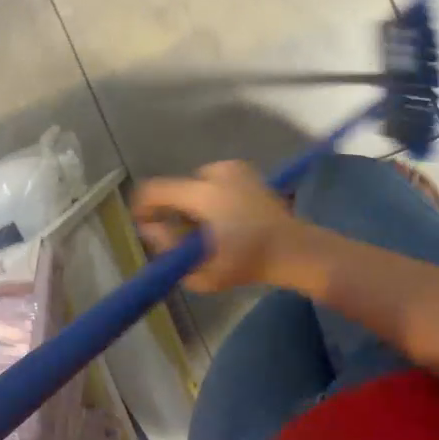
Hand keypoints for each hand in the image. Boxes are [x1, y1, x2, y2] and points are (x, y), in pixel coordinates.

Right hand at [131, 160, 308, 293]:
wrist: (295, 250)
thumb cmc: (248, 263)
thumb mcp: (202, 270)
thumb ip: (169, 249)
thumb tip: (152, 231)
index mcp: (203, 194)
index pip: (155, 190)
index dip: (143, 207)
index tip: (143, 225)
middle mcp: (216, 173)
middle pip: (177, 187)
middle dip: (172, 209)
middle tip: (178, 235)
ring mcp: (235, 169)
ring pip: (197, 184)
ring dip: (194, 203)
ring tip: (204, 228)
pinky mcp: (249, 172)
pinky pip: (216, 181)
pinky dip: (212, 196)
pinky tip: (223, 218)